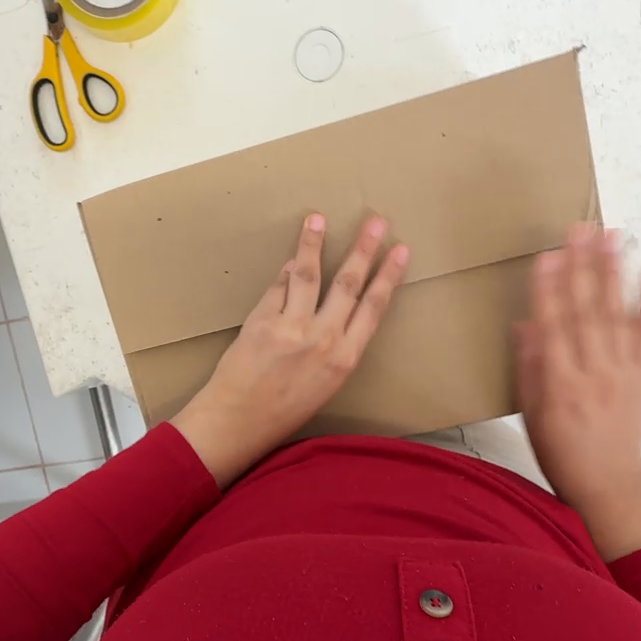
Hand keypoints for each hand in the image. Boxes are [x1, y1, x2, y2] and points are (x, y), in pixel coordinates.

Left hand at [171, 213, 410, 487]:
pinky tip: (291, 259)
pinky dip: (285, 273)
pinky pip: (277, 288)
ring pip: (308, 275)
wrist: (239, 422)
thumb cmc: (282, 412)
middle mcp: (323, 340)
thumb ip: (332, 347)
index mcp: (345, 359)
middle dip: (364, 249)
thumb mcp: (323, 385)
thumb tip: (330, 306)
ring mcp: (292, 328)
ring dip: (314, 243)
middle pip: (348, 283)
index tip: (401, 250)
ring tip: (318, 218)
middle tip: (376, 220)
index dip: (389, 275)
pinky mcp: (262, 322)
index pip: (374, 307)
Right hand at [515, 224, 640, 559]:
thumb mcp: (530, 412)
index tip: (546, 256)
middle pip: (586, 311)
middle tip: (581, 229)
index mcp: (559, 383)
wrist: (607, 480)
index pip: (552, 326)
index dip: (548, 290)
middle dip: (582, 267)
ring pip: (617, 313)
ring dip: (614, 272)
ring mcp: (622, 369)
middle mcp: (593, 370)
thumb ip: (530, 367)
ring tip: (614, 236)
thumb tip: (526, 323)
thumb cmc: (558, 449)